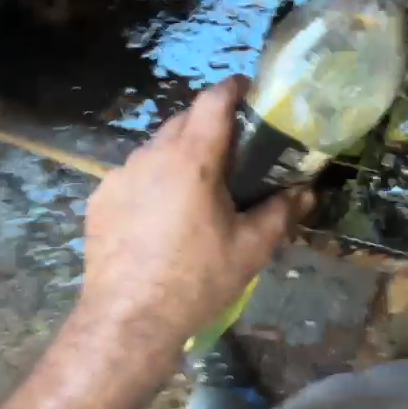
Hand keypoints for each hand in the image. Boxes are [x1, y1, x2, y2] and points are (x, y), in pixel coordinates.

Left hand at [75, 77, 306, 358]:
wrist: (129, 319)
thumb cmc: (196, 280)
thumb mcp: (250, 249)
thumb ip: (281, 213)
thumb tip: (307, 192)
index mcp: (192, 158)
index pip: (214, 101)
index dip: (234, 89)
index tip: (249, 92)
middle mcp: (151, 155)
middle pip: (183, 121)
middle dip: (208, 126)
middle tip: (232, 151)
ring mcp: (119, 176)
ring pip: (155, 149)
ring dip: (178, 155)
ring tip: (195, 188)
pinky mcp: (100, 199)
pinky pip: (132, 176)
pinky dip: (151, 182)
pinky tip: (159, 216)